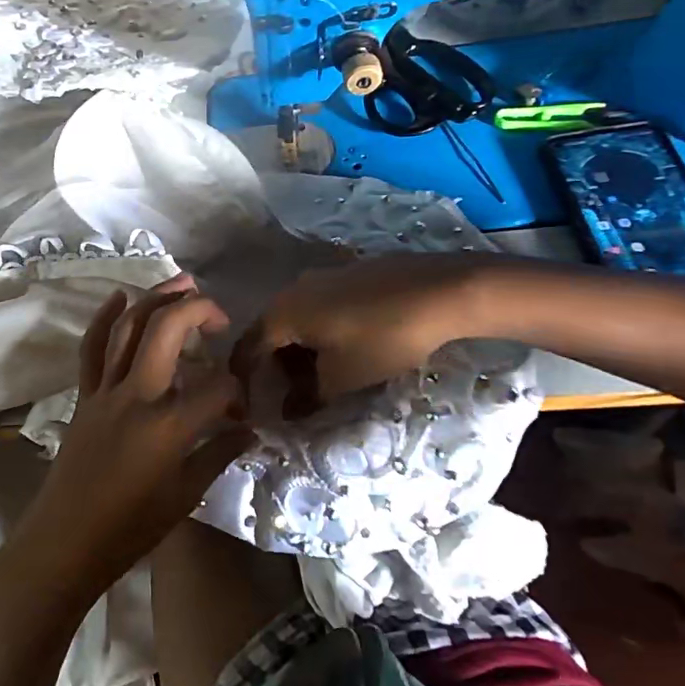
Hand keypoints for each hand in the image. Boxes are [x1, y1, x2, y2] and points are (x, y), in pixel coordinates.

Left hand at [16, 275, 251, 591]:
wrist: (63, 546)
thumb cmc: (129, 529)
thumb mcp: (186, 495)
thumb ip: (220, 454)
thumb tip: (248, 430)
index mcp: (168, 426)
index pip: (217, 387)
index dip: (237, 392)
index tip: (241, 411)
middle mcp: (137, 396)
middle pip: (168, 330)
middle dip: (198, 310)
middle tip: (220, 315)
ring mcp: (106, 392)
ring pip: (130, 328)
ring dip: (157, 298)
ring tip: (183, 282)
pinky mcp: (85, 397)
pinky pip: (93, 348)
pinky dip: (105, 317)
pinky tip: (120, 295)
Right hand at [233, 253, 495, 399]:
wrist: (438, 291)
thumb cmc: (382, 338)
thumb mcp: (342, 378)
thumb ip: (307, 397)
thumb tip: (287, 413)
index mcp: (283, 311)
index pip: (248, 349)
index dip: (246, 382)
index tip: (252, 408)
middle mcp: (295, 287)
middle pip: (271, 332)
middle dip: (277, 368)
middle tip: (293, 398)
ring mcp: (324, 275)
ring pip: (299, 318)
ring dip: (302, 351)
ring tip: (322, 378)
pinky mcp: (350, 272)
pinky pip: (321, 306)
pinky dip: (322, 332)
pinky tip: (346, 349)